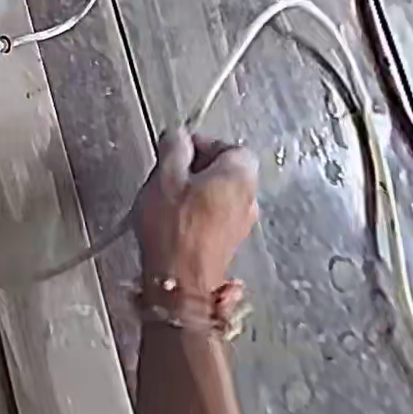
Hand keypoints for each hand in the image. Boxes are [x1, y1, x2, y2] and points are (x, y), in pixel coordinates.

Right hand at [132, 126, 258, 294]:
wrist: (179, 278)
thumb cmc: (172, 227)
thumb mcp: (164, 177)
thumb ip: (173, 149)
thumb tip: (178, 135)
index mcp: (238, 177)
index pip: (232, 146)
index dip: (203, 144)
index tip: (178, 150)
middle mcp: (248, 198)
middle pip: (228, 169)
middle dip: (197, 167)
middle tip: (168, 173)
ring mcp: (242, 221)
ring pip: (221, 191)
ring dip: (196, 189)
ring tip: (167, 197)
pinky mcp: (230, 239)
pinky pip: (217, 212)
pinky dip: (198, 209)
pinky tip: (174, 217)